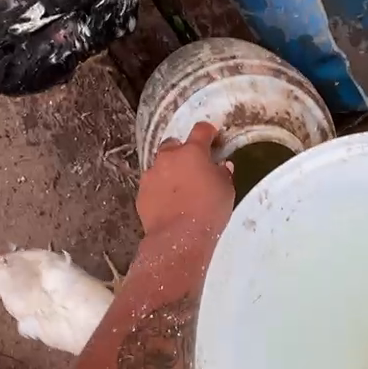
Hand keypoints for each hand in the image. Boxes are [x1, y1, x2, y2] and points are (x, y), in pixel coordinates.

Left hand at [136, 122, 234, 241]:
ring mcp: (152, 174)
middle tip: (193, 166)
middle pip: (174, 144)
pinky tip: (168, 202)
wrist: (179, 237)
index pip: (201, 130)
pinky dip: (160, 189)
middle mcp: (169, 157)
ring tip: (179, 188)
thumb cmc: (209, 210)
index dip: (208, 131)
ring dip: (169, 170)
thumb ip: (222, 173)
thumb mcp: (226, 190)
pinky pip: (152, 184)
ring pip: (160, 165)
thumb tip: (221, 166)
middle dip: (182, 151)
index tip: (213, 136)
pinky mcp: (141, 193)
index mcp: (192, 152)